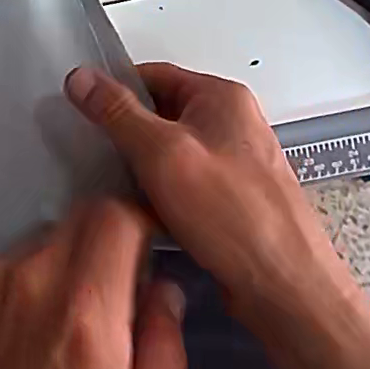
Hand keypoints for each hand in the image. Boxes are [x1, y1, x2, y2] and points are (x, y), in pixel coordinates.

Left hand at [0, 200, 186, 368]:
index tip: (155, 234)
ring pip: (44, 240)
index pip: (114, 216)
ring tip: (78, 325)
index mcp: (81, 316)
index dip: (141, 216)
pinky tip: (37, 333)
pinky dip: (32, 281)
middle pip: (78, 219)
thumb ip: (163, 352)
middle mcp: (26, 284)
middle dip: (108, 240)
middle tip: (125, 289)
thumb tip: (163, 291)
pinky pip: (8, 266)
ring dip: (69, 262)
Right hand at [65, 63, 333, 312]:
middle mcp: (233, 122)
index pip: (154, 74)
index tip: (86, 108)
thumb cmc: (234, 216)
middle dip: (130, 133)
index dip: (116, 89)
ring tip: (122, 185)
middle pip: (161, 111)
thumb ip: (116, 112)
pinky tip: (148, 212)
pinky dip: (163, 191)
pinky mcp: (233, 197)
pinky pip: (186, 180)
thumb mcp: (160, 153)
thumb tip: (81, 77)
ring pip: (171, 149)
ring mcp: (236, 161)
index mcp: (222, 96)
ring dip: (145, 165)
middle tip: (100, 152)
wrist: (288, 295)